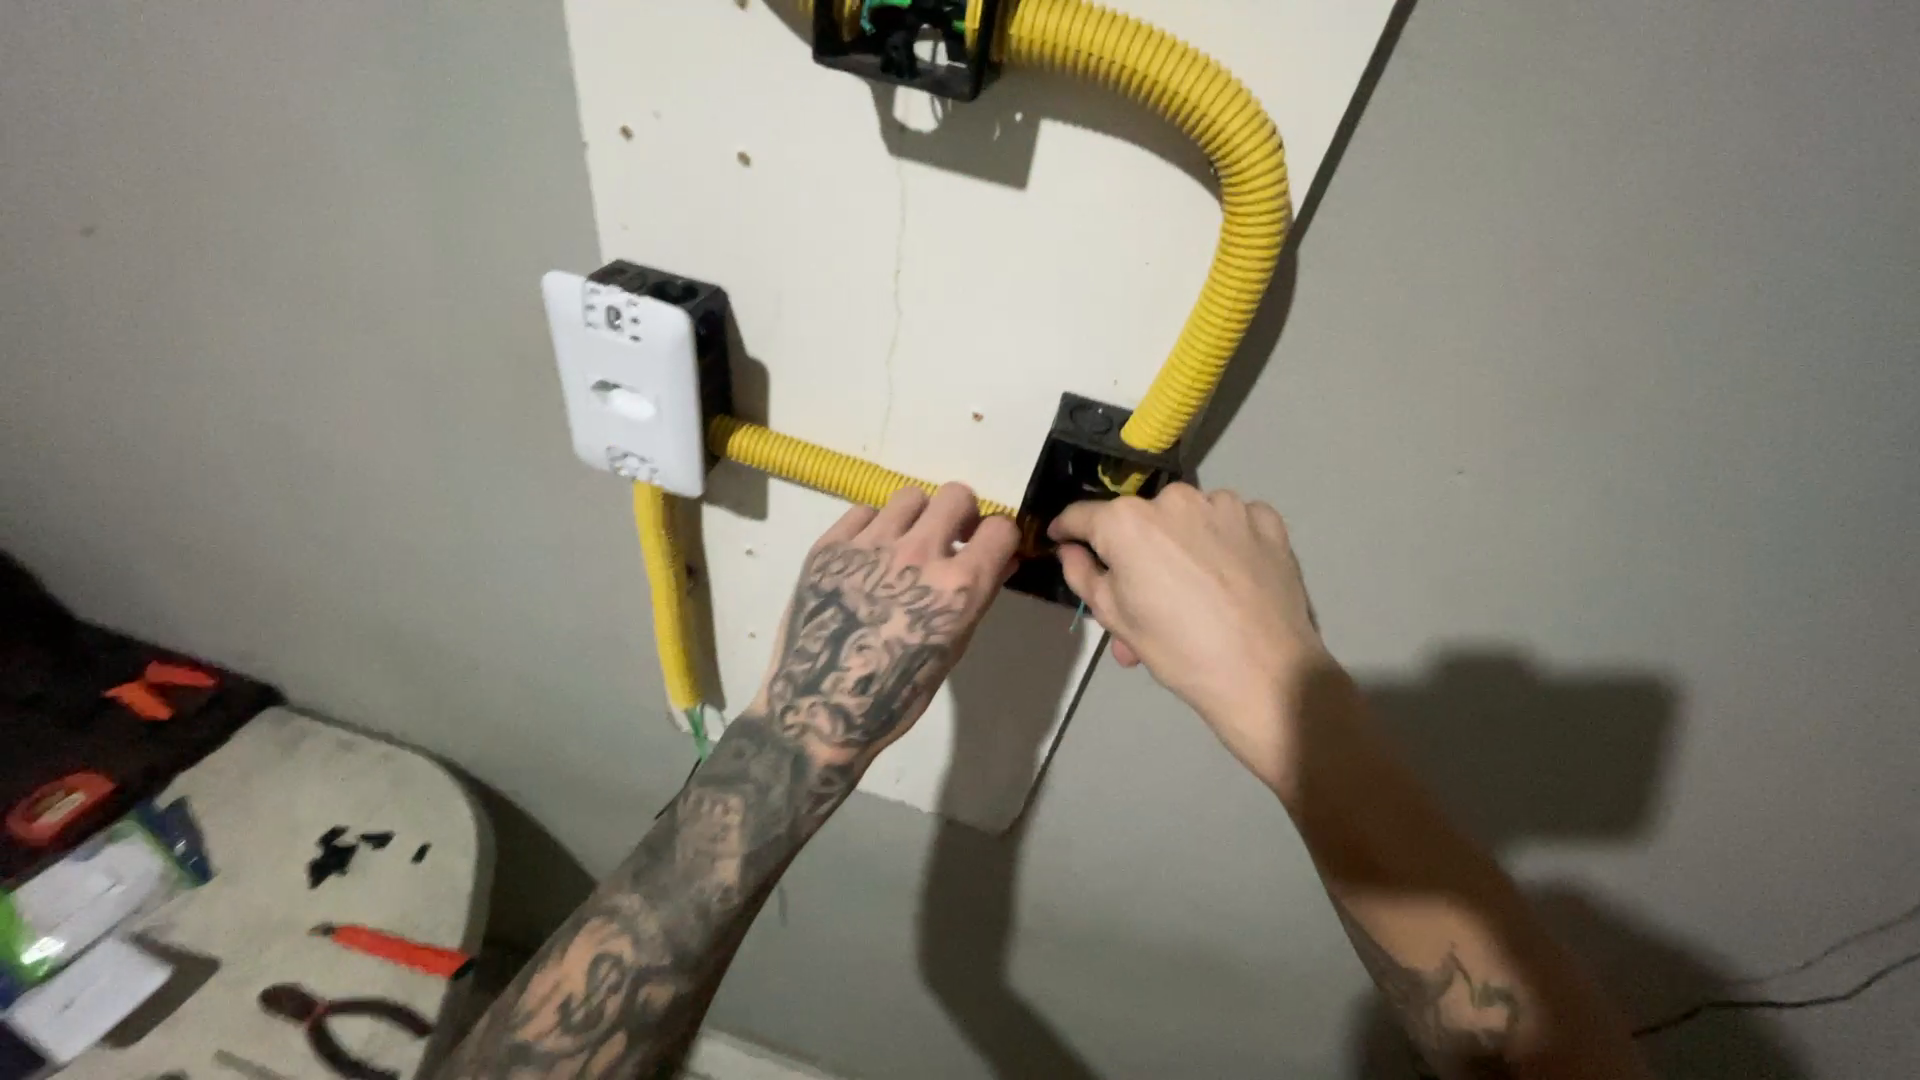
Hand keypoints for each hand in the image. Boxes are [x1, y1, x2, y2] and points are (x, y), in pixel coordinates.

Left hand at [751, 483, 1019, 774]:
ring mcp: (870, 544)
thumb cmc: (896, 693)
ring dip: (917, 516)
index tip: (987, 548)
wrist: (818, 708)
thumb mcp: (953, 648)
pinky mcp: (829, 544)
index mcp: (958, 587)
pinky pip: (864, 511)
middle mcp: (918, 554)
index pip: (1000, 528)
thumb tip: (999, 559)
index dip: (998, 537)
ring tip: (904, 545)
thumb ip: (977, 596)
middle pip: (957, 495)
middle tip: (949, 539)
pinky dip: (873, 527)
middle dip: (961, 515)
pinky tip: (866, 556)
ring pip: (910, 496)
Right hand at [1049, 483, 1335, 792]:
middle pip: (1139, 519)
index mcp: (1127, 522)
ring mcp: (1225, 505)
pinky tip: (1229, 578)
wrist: (1266, 674)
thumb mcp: (1114, 618)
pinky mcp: (1266, 519)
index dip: (1067, 530)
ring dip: (1180, 546)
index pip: (1082, 516)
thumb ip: (1082, 574)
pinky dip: (1223, 543)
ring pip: (1186, 519)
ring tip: (1192, 594)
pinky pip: (1230, 523)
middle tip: (1142, 599)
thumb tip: (1071, 548)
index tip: (1062, 539)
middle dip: (1134, 552)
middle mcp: (1174, 499)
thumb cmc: (1177, 650)